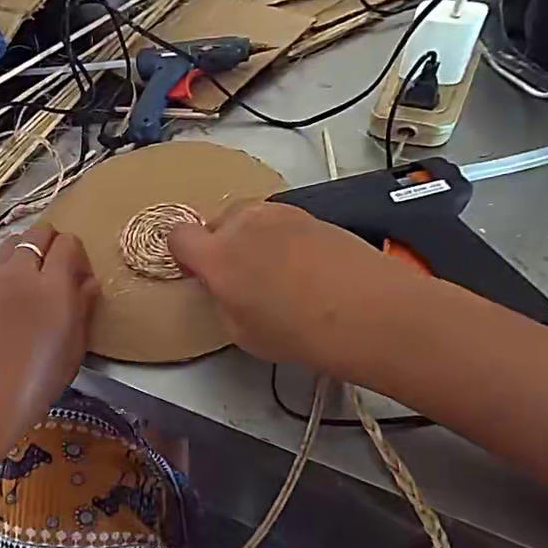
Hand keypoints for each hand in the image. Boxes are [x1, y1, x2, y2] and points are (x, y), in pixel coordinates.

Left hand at [0, 226, 97, 463]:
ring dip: (26, 253)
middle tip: (57, 273)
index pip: (68, 244)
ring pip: (11, 245)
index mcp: (52, 288)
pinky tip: (7, 302)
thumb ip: (83, 308)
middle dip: (52, 244)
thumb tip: (88, 283)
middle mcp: (19, 273)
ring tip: (30, 284)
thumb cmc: (35, 384)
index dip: (77, 254)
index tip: (79, 276)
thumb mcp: (73, 350)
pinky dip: (4, 271)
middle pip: (38, 234)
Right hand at [168, 202, 419, 373]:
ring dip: (252, 237)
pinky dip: (283, 238)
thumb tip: (227, 289)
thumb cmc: (299, 331)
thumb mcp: (241, 332)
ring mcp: (282, 214)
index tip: (193, 267)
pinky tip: (302, 267)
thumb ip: (223, 300)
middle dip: (220, 242)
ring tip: (273, 271)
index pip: (179, 236)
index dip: (182, 252)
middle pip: (217, 220)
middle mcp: (245, 224)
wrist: (368, 312)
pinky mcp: (313, 215)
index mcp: (217, 255)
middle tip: (238, 275)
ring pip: (252, 217)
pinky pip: (283, 222)